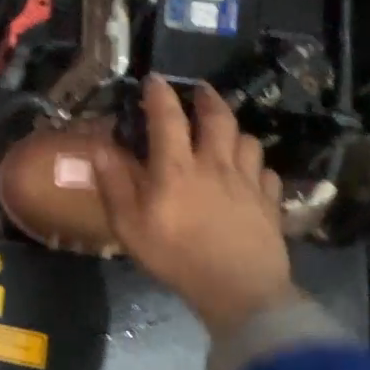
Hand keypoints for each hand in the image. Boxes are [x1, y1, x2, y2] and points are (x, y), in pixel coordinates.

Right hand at [93, 76, 294, 332]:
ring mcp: (248, 182)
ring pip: (247, 140)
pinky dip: (253, 163)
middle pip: (217, 119)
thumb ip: (114, 183)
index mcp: (176, 169)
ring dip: (233, 129)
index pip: (167, 119)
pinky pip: (265, 170)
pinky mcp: (269, 201)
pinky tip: (246, 172)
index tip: (153, 79)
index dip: (159, 96)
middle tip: (199, 90)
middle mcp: (215, 165)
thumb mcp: (128, 225)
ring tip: (224, 130)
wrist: (239, 290)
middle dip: (207, 99)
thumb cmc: (175, 256)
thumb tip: (99, 147)